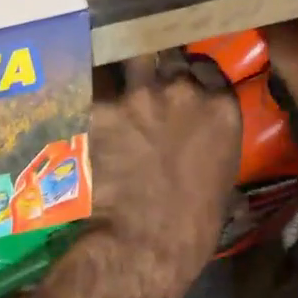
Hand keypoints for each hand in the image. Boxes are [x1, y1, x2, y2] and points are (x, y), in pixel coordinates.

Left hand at [84, 65, 241, 297]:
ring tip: (107, 83)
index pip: (203, 67)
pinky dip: (83, 101)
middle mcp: (182, 90)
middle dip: (152, 68)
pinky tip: (75, 110)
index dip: (185, 74)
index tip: (174, 83)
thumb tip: (200, 149)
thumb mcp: (222, 179)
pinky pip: (86, 91)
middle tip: (138, 87)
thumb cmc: (192, 226)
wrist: (146, 241)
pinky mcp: (98, 109)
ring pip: (126, 62)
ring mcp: (138, 96)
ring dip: (117, 73)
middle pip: (165, 57)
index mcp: (221, 107)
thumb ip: (210, 146)